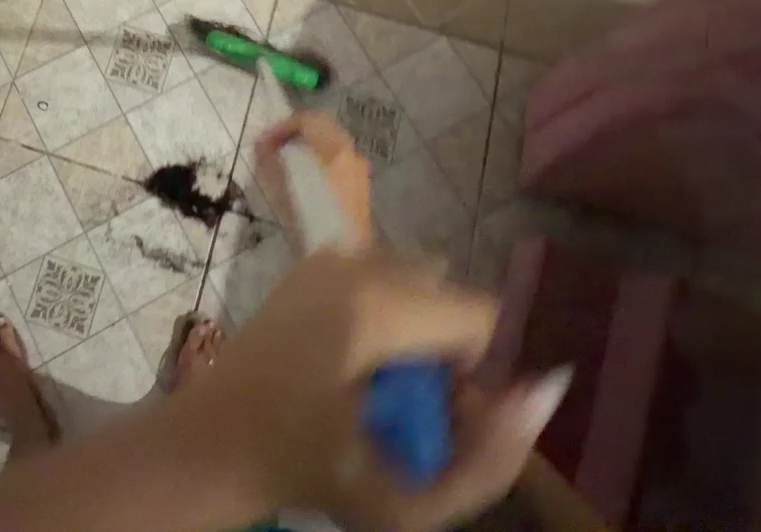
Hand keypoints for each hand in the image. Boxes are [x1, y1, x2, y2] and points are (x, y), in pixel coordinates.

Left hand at [183, 252, 570, 531]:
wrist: (216, 442)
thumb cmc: (308, 473)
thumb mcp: (408, 502)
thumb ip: (492, 458)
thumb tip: (545, 389)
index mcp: (374, 308)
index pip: (479, 314)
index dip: (476, 373)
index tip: (441, 415)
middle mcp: (352, 264)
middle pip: (446, 292)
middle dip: (448, 346)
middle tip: (409, 405)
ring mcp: (324, 258)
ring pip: (413, 277)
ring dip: (418, 325)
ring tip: (378, 382)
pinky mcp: (307, 265)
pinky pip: (378, 273)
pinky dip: (387, 308)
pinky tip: (351, 358)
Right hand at [253, 110, 375, 251]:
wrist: (346, 258)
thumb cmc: (313, 222)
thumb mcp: (284, 191)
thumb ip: (270, 162)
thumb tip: (261, 146)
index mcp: (334, 149)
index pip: (307, 120)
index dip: (281, 127)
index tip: (263, 143)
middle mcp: (350, 152)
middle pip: (322, 125)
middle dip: (295, 131)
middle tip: (273, 145)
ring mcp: (359, 168)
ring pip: (332, 140)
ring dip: (308, 143)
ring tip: (285, 160)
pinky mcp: (360, 185)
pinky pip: (338, 156)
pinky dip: (319, 156)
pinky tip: (304, 176)